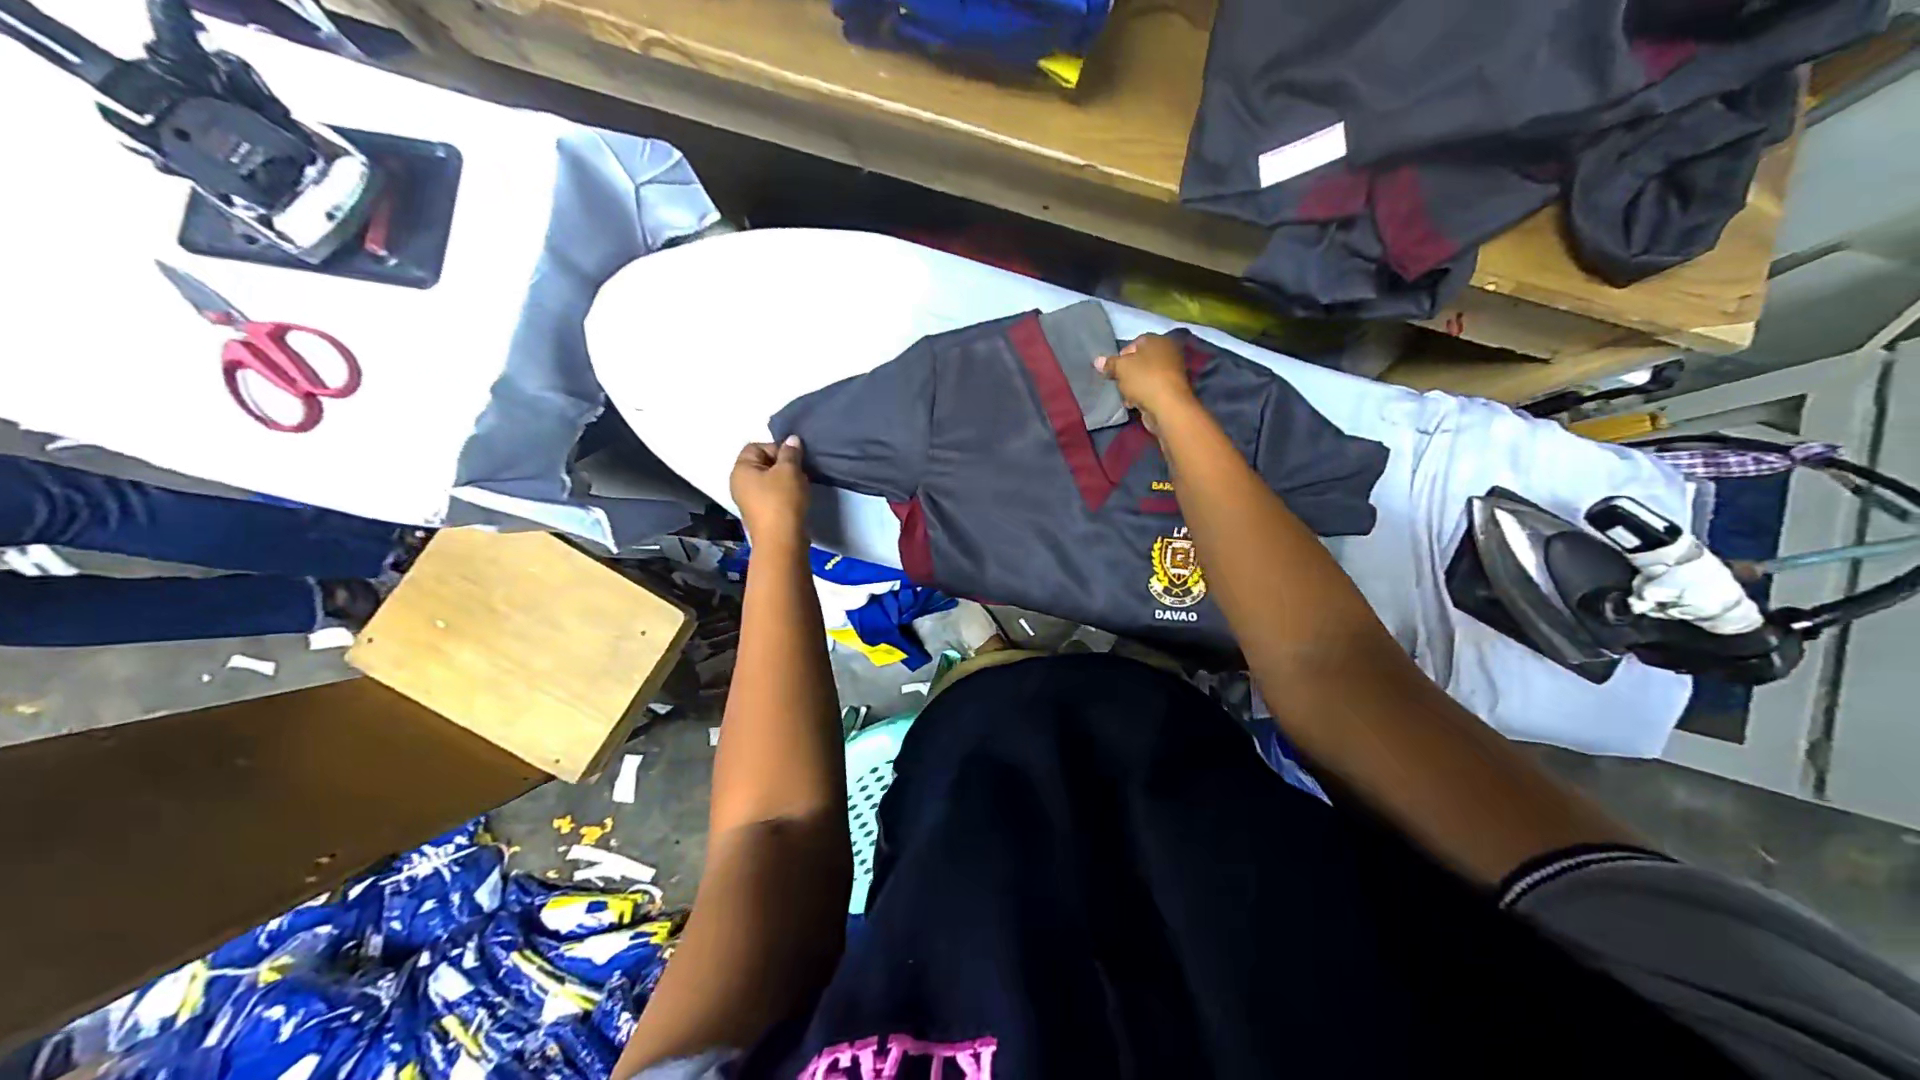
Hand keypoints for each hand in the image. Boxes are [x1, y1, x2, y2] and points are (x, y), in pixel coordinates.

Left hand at [731, 436, 809, 541]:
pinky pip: (771, 495)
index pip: (756, 446)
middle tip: (799, 472)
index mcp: (741, 469)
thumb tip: (792, 439)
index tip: (793, 460)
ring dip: (786, 480)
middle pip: (762, 463)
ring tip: (800, 487)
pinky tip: (796, 500)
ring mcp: (748, 500)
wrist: (781, 540)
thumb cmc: (782, 500)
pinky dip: (784, 494)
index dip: (776, 448)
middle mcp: (739, 483)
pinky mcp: (759, 513)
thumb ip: (791, 452)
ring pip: (769, 480)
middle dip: (783, 465)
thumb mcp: (789, 470)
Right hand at [1095, 334, 1196, 430]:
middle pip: (1140, 361)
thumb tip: (1097, 361)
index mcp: (1158, 340)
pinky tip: (1133, 403)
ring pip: (1144, 376)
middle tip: (1117, 382)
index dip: (1120, 356)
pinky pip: (1151, 389)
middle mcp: (1167, 353)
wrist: (1167, 406)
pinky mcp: (1170, 390)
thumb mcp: (1121, 367)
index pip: (1134, 343)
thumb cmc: (1144, 379)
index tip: (1112, 370)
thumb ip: (1109, 364)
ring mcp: (1171, 372)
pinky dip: (1142, 395)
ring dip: (1132, 385)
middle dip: (1126, 373)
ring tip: (1124, 395)